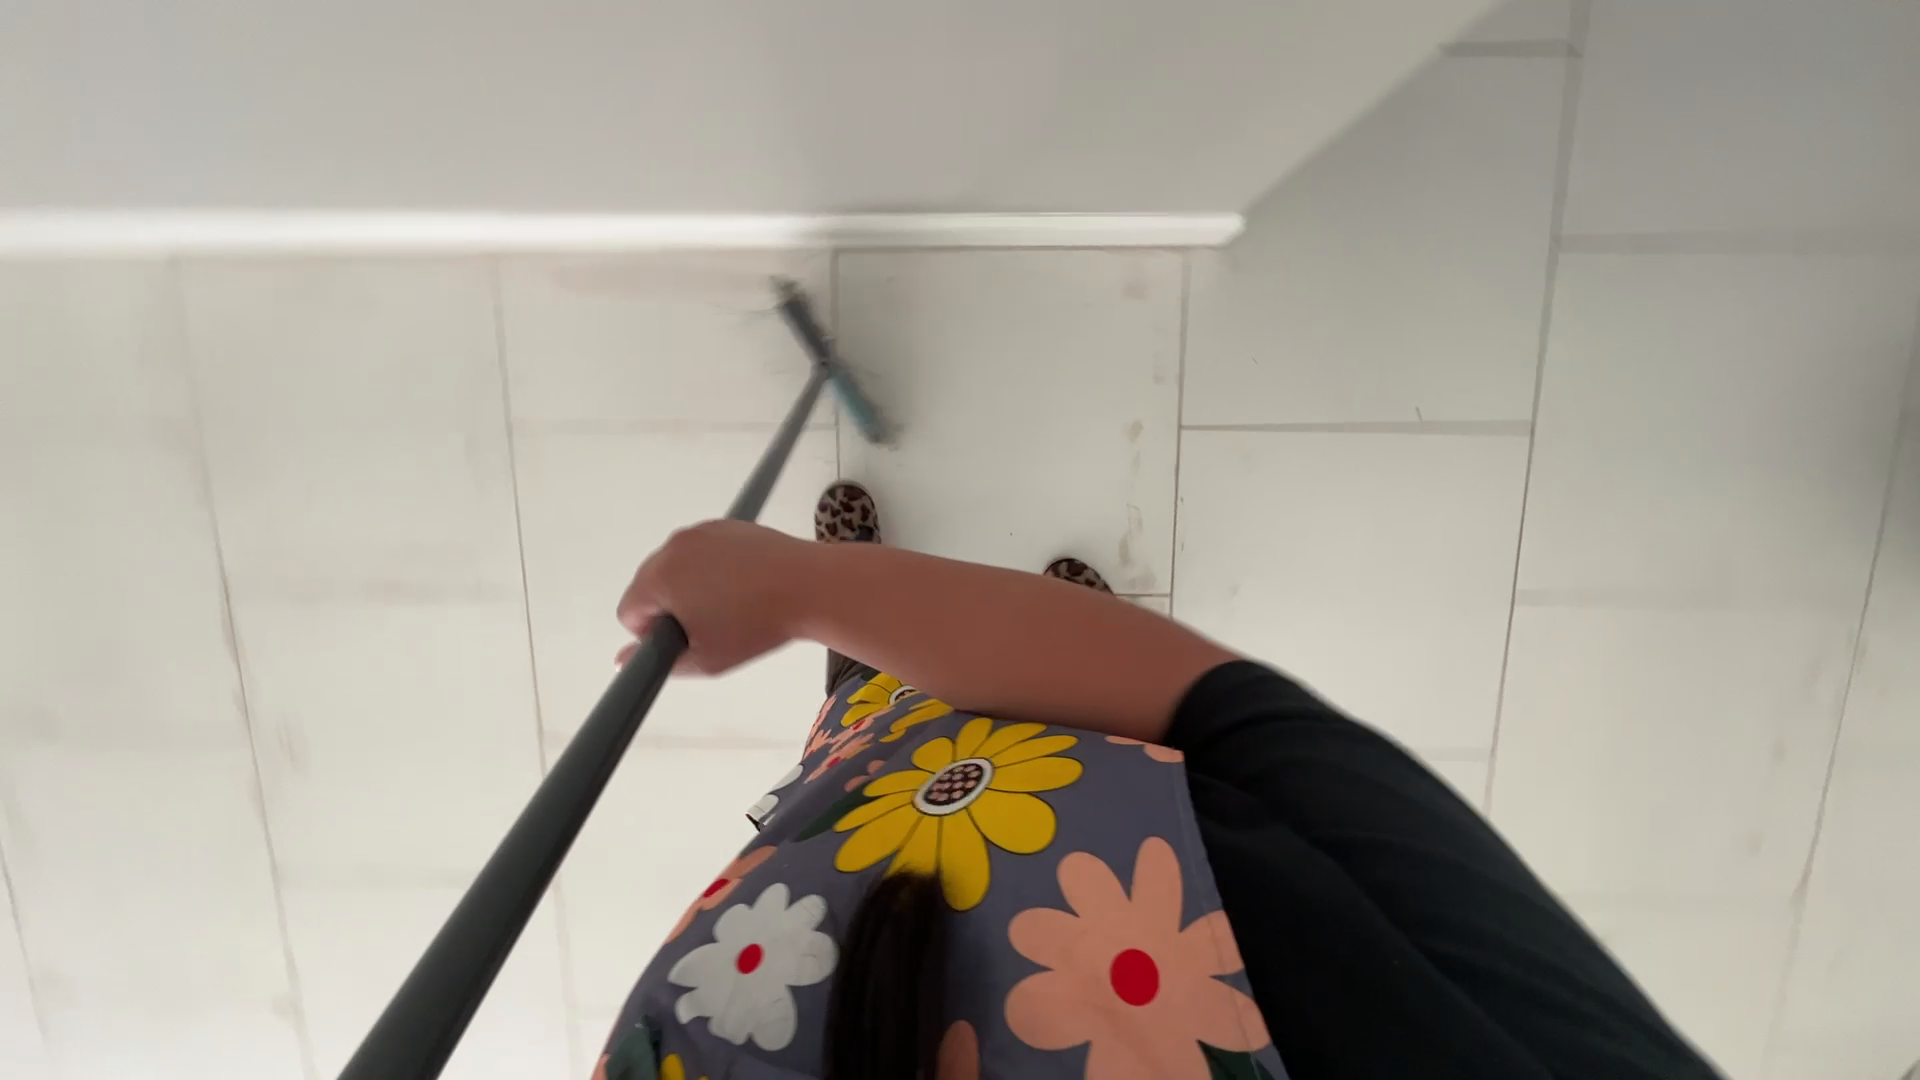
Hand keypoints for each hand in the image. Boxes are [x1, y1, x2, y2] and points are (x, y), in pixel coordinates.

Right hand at [616, 520, 818, 674]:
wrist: (810, 586)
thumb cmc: (759, 622)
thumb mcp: (706, 659)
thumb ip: (659, 663)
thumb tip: (625, 660)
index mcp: (659, 576)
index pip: (629, 611)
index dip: (652, 633)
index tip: (685, 639)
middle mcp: (675, 545)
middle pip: (651, 584)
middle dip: (671, 606)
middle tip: (711, 625)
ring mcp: (703, 531)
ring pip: (678, 566)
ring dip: (693, 586)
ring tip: (733, 606)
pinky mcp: (729, 525)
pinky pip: (705, 552)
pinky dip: (715, 568)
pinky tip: (744, 586)